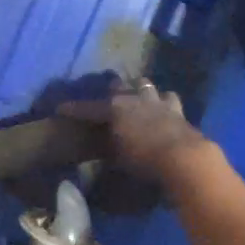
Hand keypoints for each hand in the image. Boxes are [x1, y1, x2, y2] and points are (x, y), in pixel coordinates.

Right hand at [57, 78, 216, 180]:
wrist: (183, 158)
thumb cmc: (144, 159)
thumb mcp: (119, 156)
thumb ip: (110, 146)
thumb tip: (105, 144)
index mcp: (115, 108)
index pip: (88, 107)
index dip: (73, 109)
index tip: (60, 108)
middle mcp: (134, 98)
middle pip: (119, 86)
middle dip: (112, 90)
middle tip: (107, 99)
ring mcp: (157, 101)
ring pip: (144, 85)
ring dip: (138, 89)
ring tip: (136, 97)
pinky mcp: (177, 109)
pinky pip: (168, 98)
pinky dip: (163, 101)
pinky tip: (162, 108)